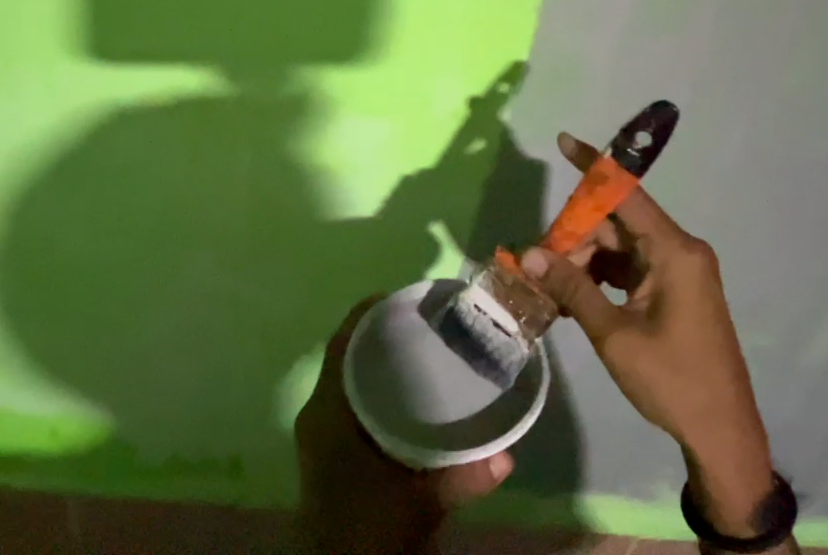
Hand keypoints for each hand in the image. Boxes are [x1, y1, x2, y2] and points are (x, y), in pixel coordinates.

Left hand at [293, 297, 514, 553]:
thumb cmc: (367, 531)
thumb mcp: (419, 505)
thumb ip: (462, 478)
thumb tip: (508, 456)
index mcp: (328, 412)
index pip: (342, 344)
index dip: (367, 314)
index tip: (402, 296)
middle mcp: (319, 414)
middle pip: (346, 356)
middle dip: (379, 334)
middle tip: (424, 321)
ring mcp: (321, 435)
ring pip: (348, 380)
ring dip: (377, 360)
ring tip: (422, 348)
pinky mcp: (329, 454)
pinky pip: (351, 402)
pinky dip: (376, 388)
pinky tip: (410, 395)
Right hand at [519, 132, 777, 536]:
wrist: (722, 433)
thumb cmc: (672, 380)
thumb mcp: (614, 333)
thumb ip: (573, 288)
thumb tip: (531, 254)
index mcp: (675, 251)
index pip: (627, 193)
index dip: (593, 166)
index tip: (563, 142)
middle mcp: (680, 251)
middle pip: (616, 224)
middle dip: (575, 237)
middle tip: (538, 263)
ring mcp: (679, 272)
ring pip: (619, 248)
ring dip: (584, 262)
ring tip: (551, 289)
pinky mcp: (675, 292)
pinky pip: (630, 269)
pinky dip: (600, 278)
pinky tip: (572, 299)